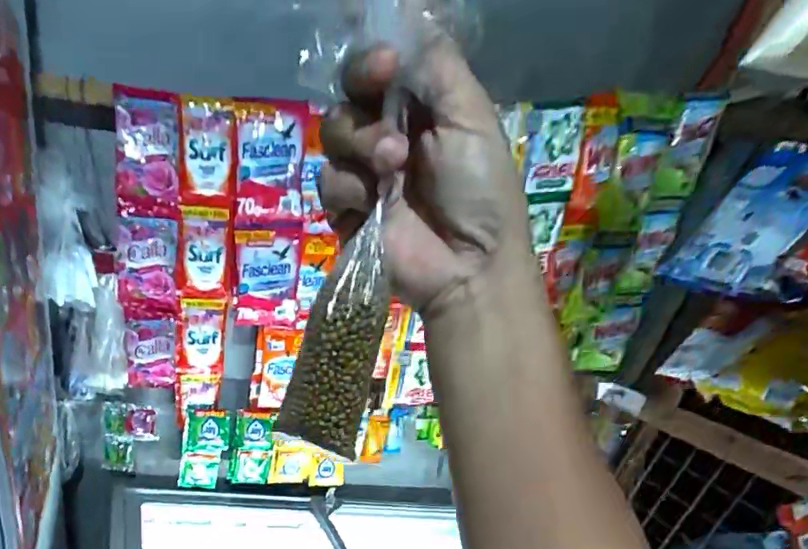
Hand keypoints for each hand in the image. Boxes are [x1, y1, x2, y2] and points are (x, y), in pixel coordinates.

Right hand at [317, 34, 529, 319]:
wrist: (469, 265)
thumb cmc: (480, 190)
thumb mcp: (469, 116)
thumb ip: (437, 66)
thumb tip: (403, 20)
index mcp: (418, 108)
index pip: (377, 67)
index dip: (371, 57)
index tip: (385, 63)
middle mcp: (385, 135)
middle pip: (346, 97)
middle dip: (363, 99)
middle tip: (388, 112)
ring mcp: (364, 177)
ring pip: (331, 137)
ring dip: (360, 146)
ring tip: (393, 169)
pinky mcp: (347, 214)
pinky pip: (327, 184)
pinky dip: (349, 189)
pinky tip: (375, 204)